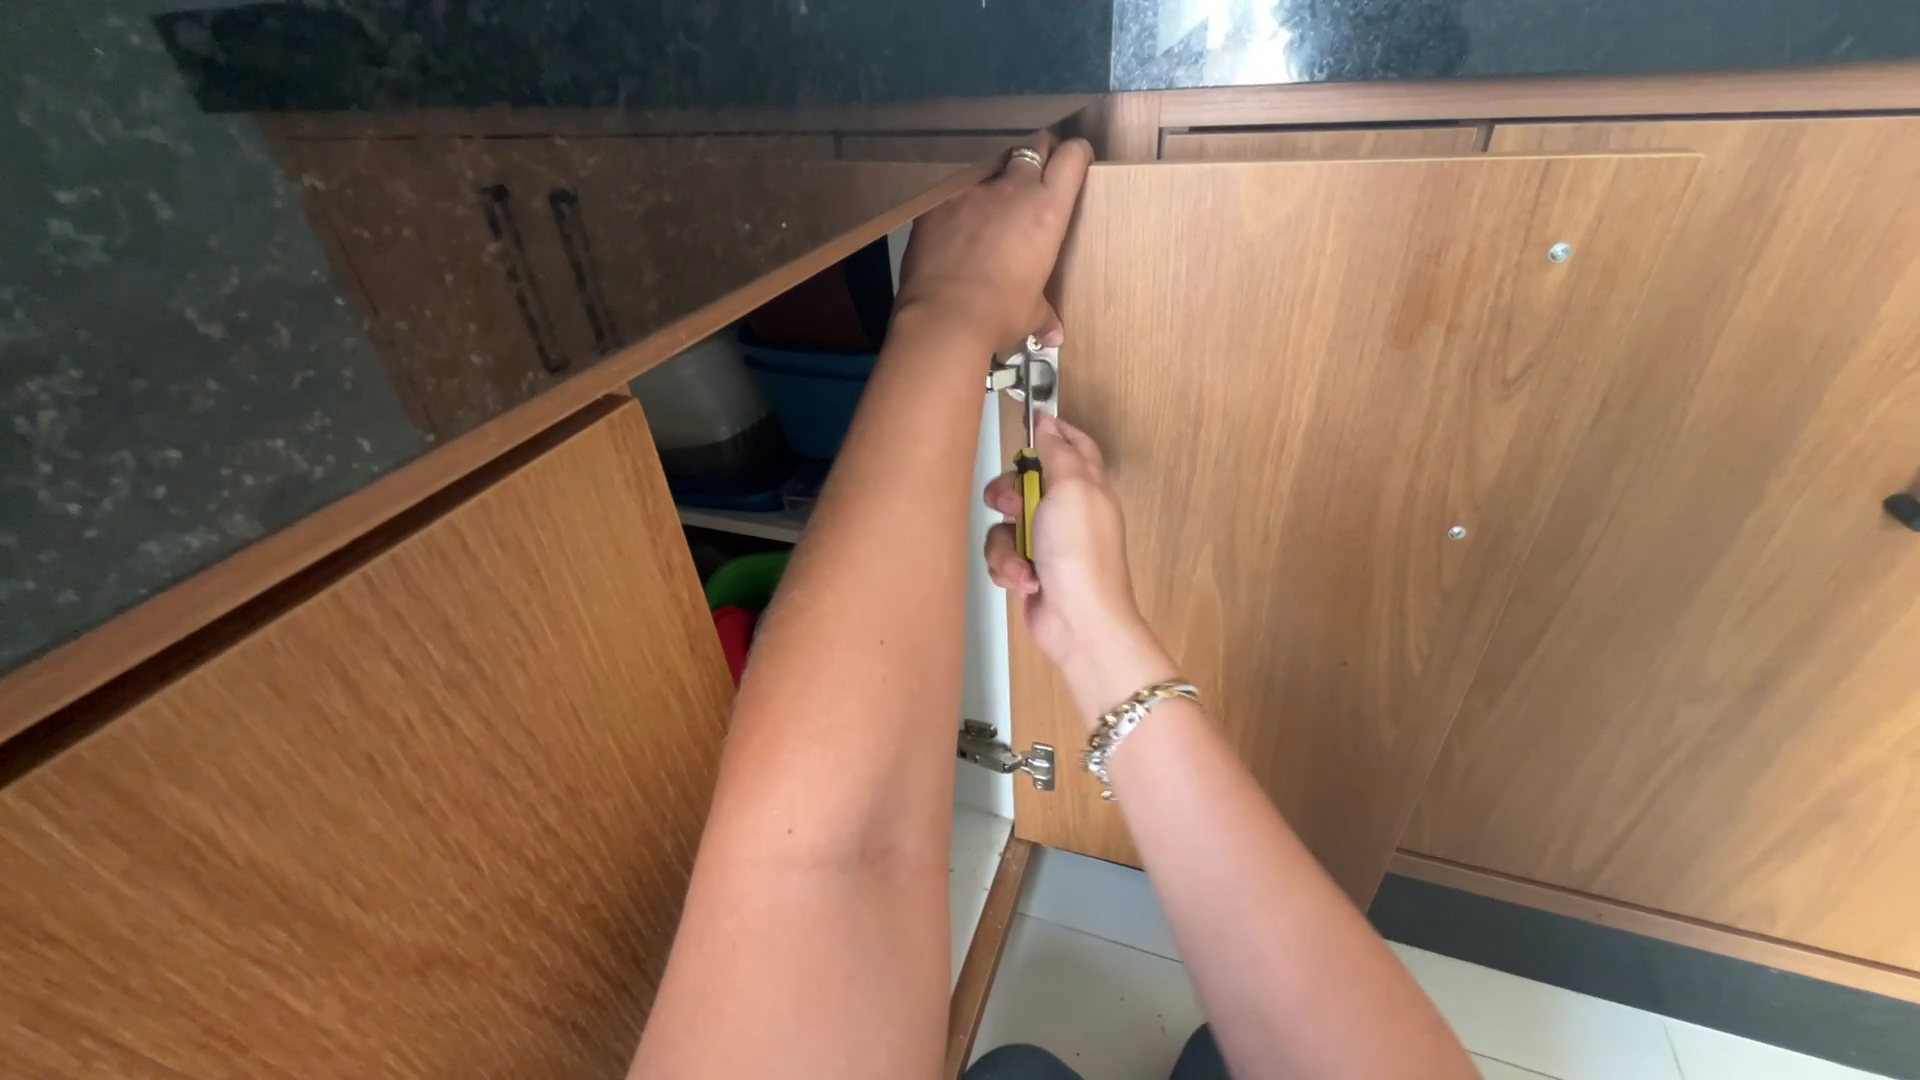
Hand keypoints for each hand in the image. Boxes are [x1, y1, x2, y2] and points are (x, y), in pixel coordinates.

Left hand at [894, 138, 1093, 353]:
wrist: (945, 318)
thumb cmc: (999, 315)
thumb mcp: (1030, 315)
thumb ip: (1045, 316)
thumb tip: (1056, 336)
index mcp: (1047, 210)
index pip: (1071, 158)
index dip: (1076, 154)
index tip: (1075, 161)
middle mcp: (1013, 189)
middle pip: (1033, 145)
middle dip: (1039, 152)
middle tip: (1036, 171)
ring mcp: (973, 190)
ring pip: (990, 164)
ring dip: (996, 176)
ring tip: (991, 200)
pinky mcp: (939, 201)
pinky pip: (952, 189)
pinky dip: (958, 200)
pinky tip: (953, 221)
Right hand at [983, 415, 1152, 665]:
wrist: (1079, 620)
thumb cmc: (1079, 550)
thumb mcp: (1073, 489)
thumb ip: (1058, 453)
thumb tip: (1049, 423)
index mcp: (1086, 487)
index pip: (1074, 446)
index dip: (1055, 432)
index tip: (1031, 424)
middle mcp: (1066, 511)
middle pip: (1024, 483)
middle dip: (1008, 494)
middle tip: (1011, 505)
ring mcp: (1046, 543)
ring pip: (1005, 523)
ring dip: (1007, 545)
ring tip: (1023, 565)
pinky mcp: (1030, 570)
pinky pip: (1002, 556)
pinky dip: (1008, 569)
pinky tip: (1024, 582)